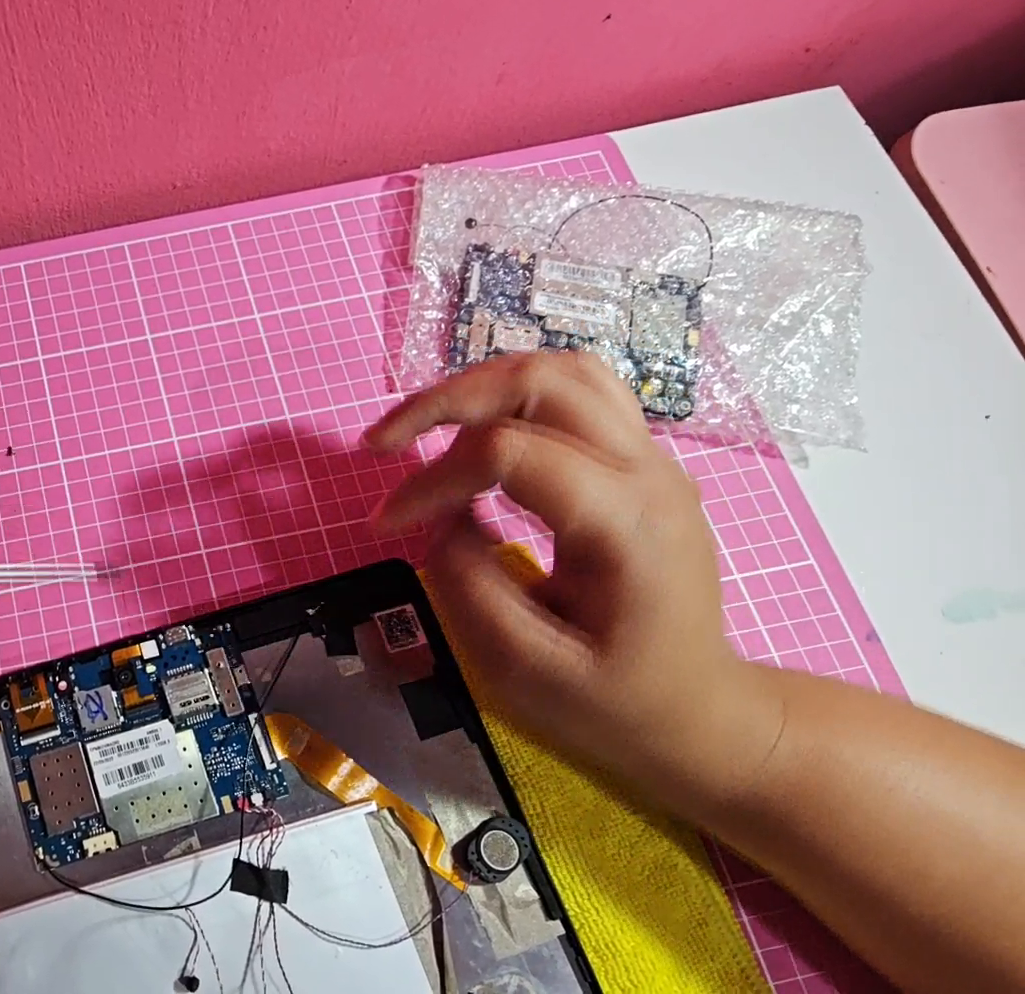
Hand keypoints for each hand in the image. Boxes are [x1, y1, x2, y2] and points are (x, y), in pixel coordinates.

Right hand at [362, 352, 783, 810]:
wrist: (703, 716)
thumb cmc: (616, 704)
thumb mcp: (524, 670)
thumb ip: (467, 585)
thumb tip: (441, 519)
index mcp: (627, 524)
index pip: (510, 452)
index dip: (431, 479)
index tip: (387, 524)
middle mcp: (647, 472)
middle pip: (539, 381)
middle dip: (445, 400)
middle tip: (383, 443)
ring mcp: (650, 460)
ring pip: (559, 370)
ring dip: (477, 388)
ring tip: (421, 429)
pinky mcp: (635, 462)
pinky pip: (572, 393)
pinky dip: (508, 397)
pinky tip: (473, 433)